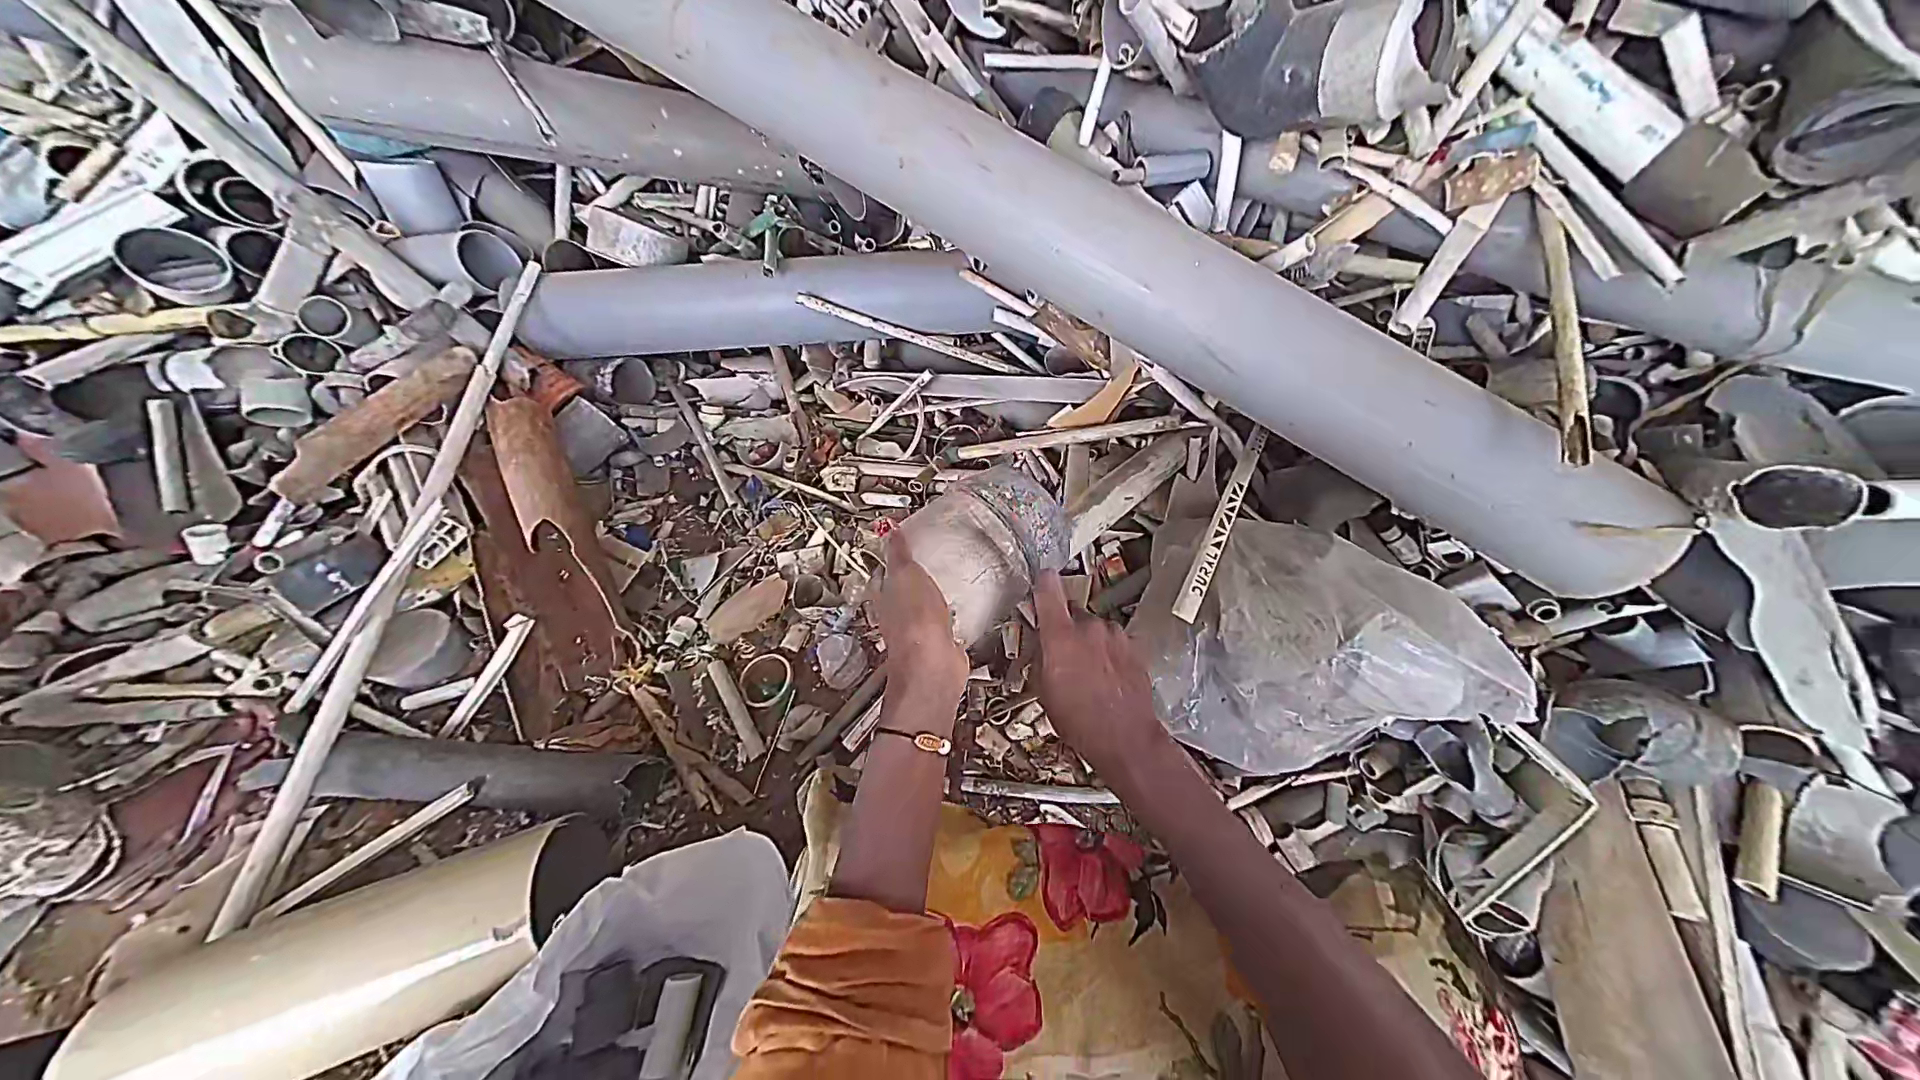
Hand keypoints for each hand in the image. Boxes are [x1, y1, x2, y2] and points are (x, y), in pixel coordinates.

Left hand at [871, 532, 967, 693]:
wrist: (934, 664)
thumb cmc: (914, 624)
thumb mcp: (905, 574)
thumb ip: (899, 554)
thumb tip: (891, 531)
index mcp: (885, 597)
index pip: (886, 573)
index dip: (895, 559)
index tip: (905, 546)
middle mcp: (899, 616)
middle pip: (905, 591)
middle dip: (916, 578)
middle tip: (928, 562)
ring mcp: (921, 631)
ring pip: (925, 607)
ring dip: (933, 597)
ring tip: (945, 582)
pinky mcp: (941, 643)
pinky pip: (945, 623)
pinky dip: (949, 615)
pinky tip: (958, 610)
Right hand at [1032, 571, 1175, 779]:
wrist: (1125, 738)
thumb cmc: (1080, 720)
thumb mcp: (1043, 690)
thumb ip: (1040, 656)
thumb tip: (1040, 643)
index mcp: (1060, 635)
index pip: (1048, 590)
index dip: (1043, 582)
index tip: (1042, 579)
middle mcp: (1089, 627)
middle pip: (1073, 613)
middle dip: (1066, 628)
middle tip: (1062, 655)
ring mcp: (1115, 636)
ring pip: (1094, 629)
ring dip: (1089, 642)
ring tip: (1087, 673)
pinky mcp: (1133, 647)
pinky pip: (1113, 642)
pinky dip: (1107, 653)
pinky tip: (1105, 677)